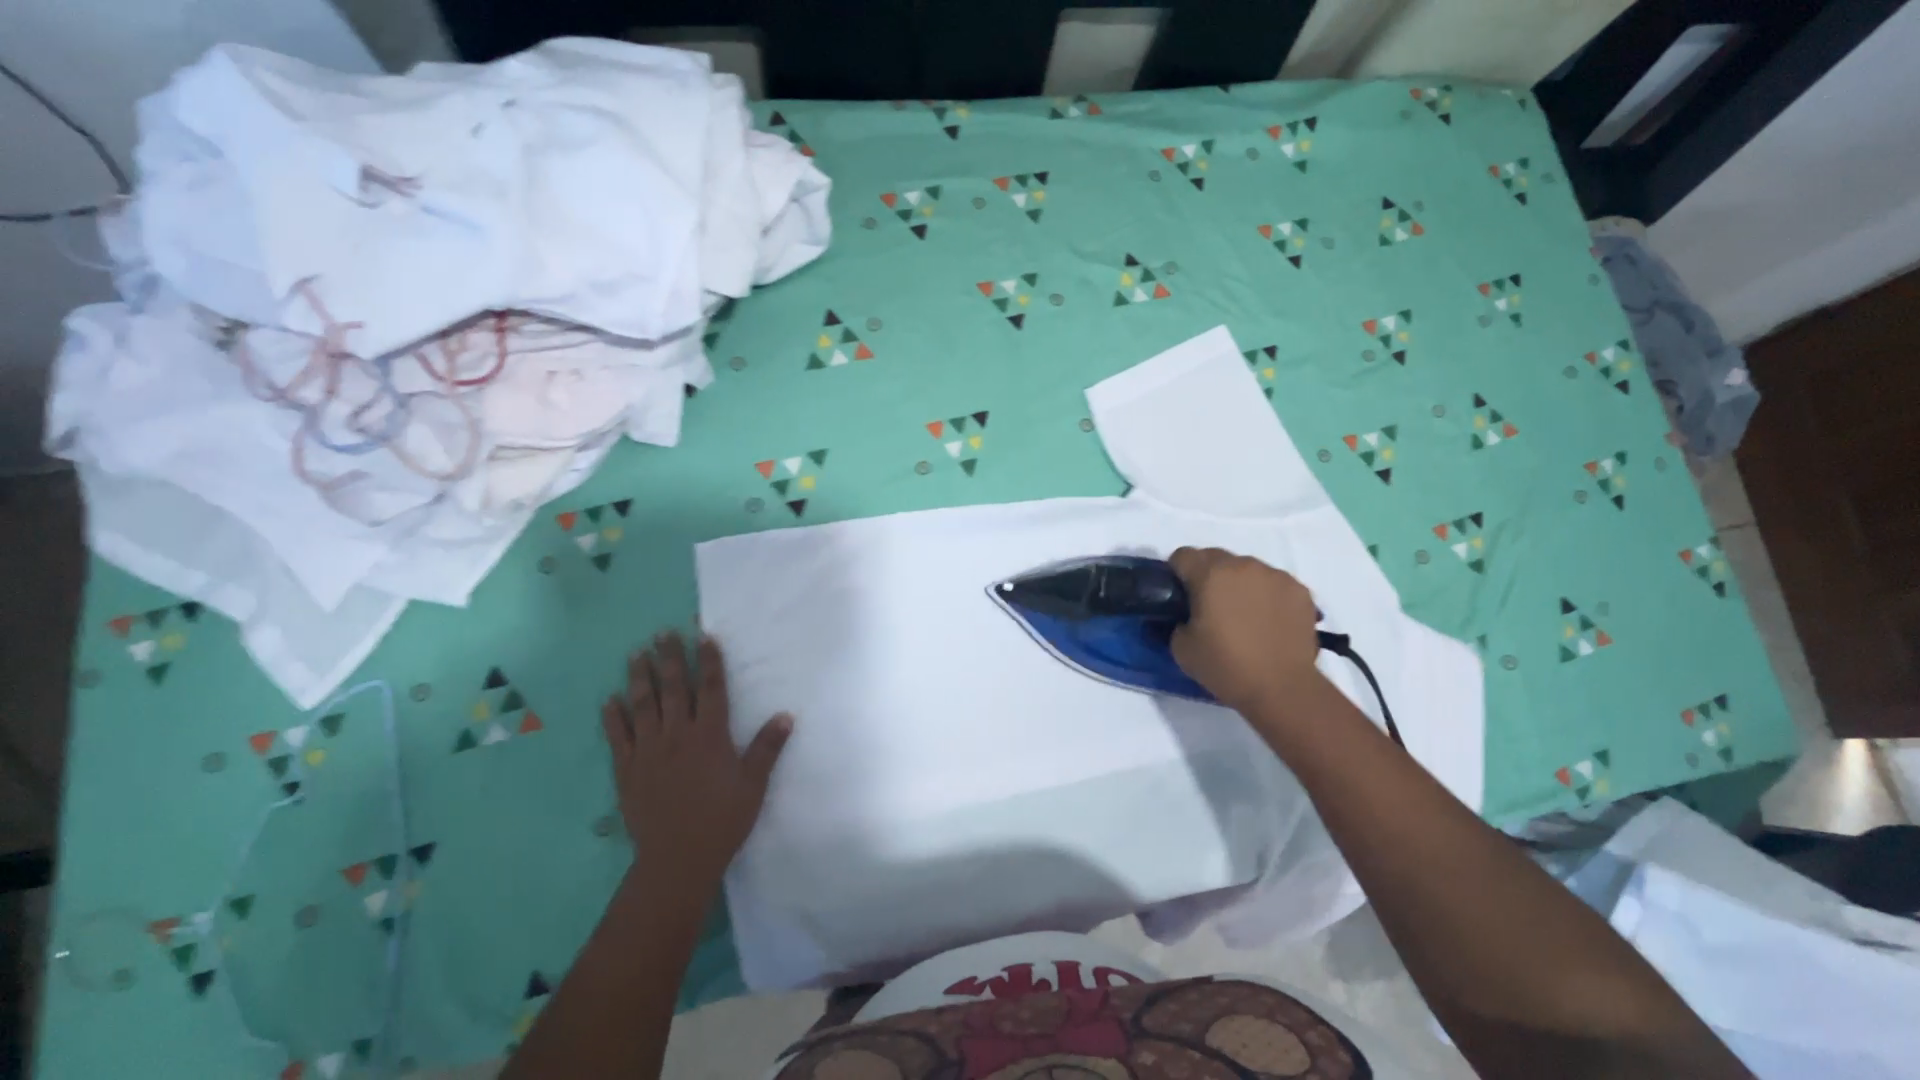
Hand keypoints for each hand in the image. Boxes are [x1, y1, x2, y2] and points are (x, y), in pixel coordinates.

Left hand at [601, 631, 791, 889]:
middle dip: (669, 658)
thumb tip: (785, 715)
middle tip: (663, 633)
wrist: (677, 857)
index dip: (708, 661)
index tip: (703, 637)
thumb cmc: (722, 820)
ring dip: (639, 677)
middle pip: (673, 688)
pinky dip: (613, 716)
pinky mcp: (627, 768)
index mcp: (710, 736)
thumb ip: (767, 748)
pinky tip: (609, 700)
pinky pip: (618, 735)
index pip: (710, 689)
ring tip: (636, 653)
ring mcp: (648, 750)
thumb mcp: (753, 785)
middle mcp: (677, 734)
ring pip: (642, 704)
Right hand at [1169, 546, 1323, 712]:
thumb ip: (1178, 621)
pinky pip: (1274, 584)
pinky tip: (1269, 622)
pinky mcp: (1300, 590)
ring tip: (1244, 617)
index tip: (1180, 596)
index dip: (1177, 574)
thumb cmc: (1226, 667)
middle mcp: (1244, 565)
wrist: (1282, 688)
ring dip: (1240, 585)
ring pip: (1248, 569)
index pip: (1183, 555)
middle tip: (1210, 608)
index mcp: (1210, 575)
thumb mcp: (1181, 648)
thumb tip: (1188, 617)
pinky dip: (1267, 596)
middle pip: (1216, 558)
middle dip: (1208, 576)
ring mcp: (1276, 576)